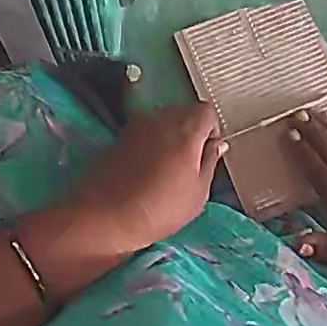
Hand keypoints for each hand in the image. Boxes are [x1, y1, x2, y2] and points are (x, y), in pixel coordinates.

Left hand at [58, 103, 225, 251]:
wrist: (109, 215)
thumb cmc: (161, 208)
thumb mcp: (198, 192)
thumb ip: (210, 161)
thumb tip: (218, 144)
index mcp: (185, 130)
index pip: (206, 110)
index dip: (211, 128)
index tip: (208, 149)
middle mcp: (160, 119)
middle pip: (183, 111)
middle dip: (191, 128)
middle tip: (190, 159)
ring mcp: (137, 125)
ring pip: (162, 119)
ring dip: (169, 134)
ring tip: (168, 164)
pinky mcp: (120, 135)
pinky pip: (144, 130)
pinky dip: (151, 141)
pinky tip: (148, 167)